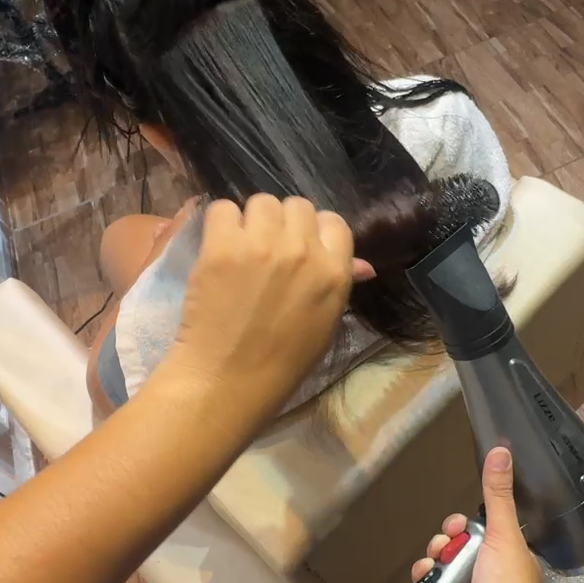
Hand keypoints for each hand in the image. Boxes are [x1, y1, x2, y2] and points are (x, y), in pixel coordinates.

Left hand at [154, 194, 371, 421]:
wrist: (228, 380)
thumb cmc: (283, 361)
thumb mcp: (326, 322)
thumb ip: (341, 282)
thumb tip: (365, 265)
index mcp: (335, 272)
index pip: (334, 222)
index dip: (316, 231)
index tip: (300, 247)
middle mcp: (303, 251)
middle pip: (297, 206)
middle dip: (284, 223)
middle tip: (269, 248)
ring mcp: (262, 245)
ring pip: (262, 202)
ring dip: (253, 220)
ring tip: (242, 246)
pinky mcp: (222, 246)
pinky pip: (224, 208)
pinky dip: (222, 224)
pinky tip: (219, 248)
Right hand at [411, 447, 550, 582]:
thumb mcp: (503, 535)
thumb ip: (498, 495)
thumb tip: (501, 448)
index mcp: (509, 559)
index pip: (483, 530)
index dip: (468, 524)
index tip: (460, 524)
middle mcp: (489, 577)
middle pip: (458, 545)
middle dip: (447, 539)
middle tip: (446, 543)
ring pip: (440, 564)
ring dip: (432, 557)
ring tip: (433, 564)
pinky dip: (423, 580)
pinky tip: (423, 580)